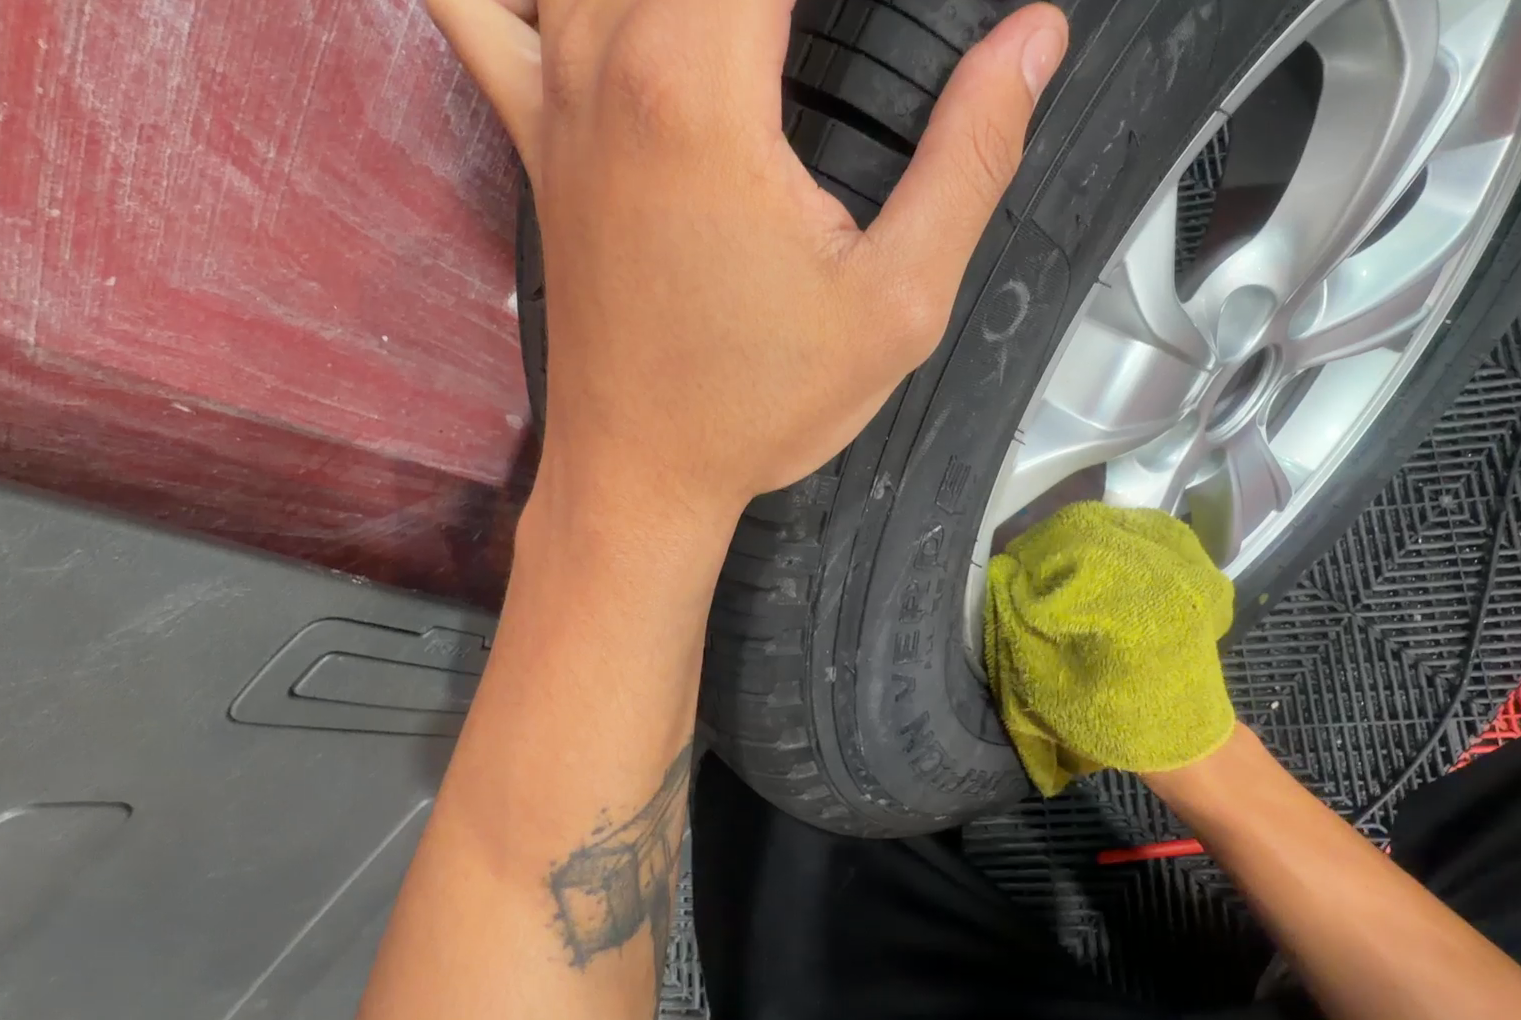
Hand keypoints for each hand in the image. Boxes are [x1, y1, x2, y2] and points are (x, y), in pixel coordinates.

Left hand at [427, 0, 1068, 515]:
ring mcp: (557, 99)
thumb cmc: (756, 404)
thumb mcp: (897, 300)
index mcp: (700, 93)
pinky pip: (488, 6)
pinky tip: (602, 11)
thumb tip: (1032, 44)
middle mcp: (609, 69)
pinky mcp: (540, 141)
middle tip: (837, 38)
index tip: (896, 18)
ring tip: (770, 34)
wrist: (644, 472)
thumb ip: (969, 158)